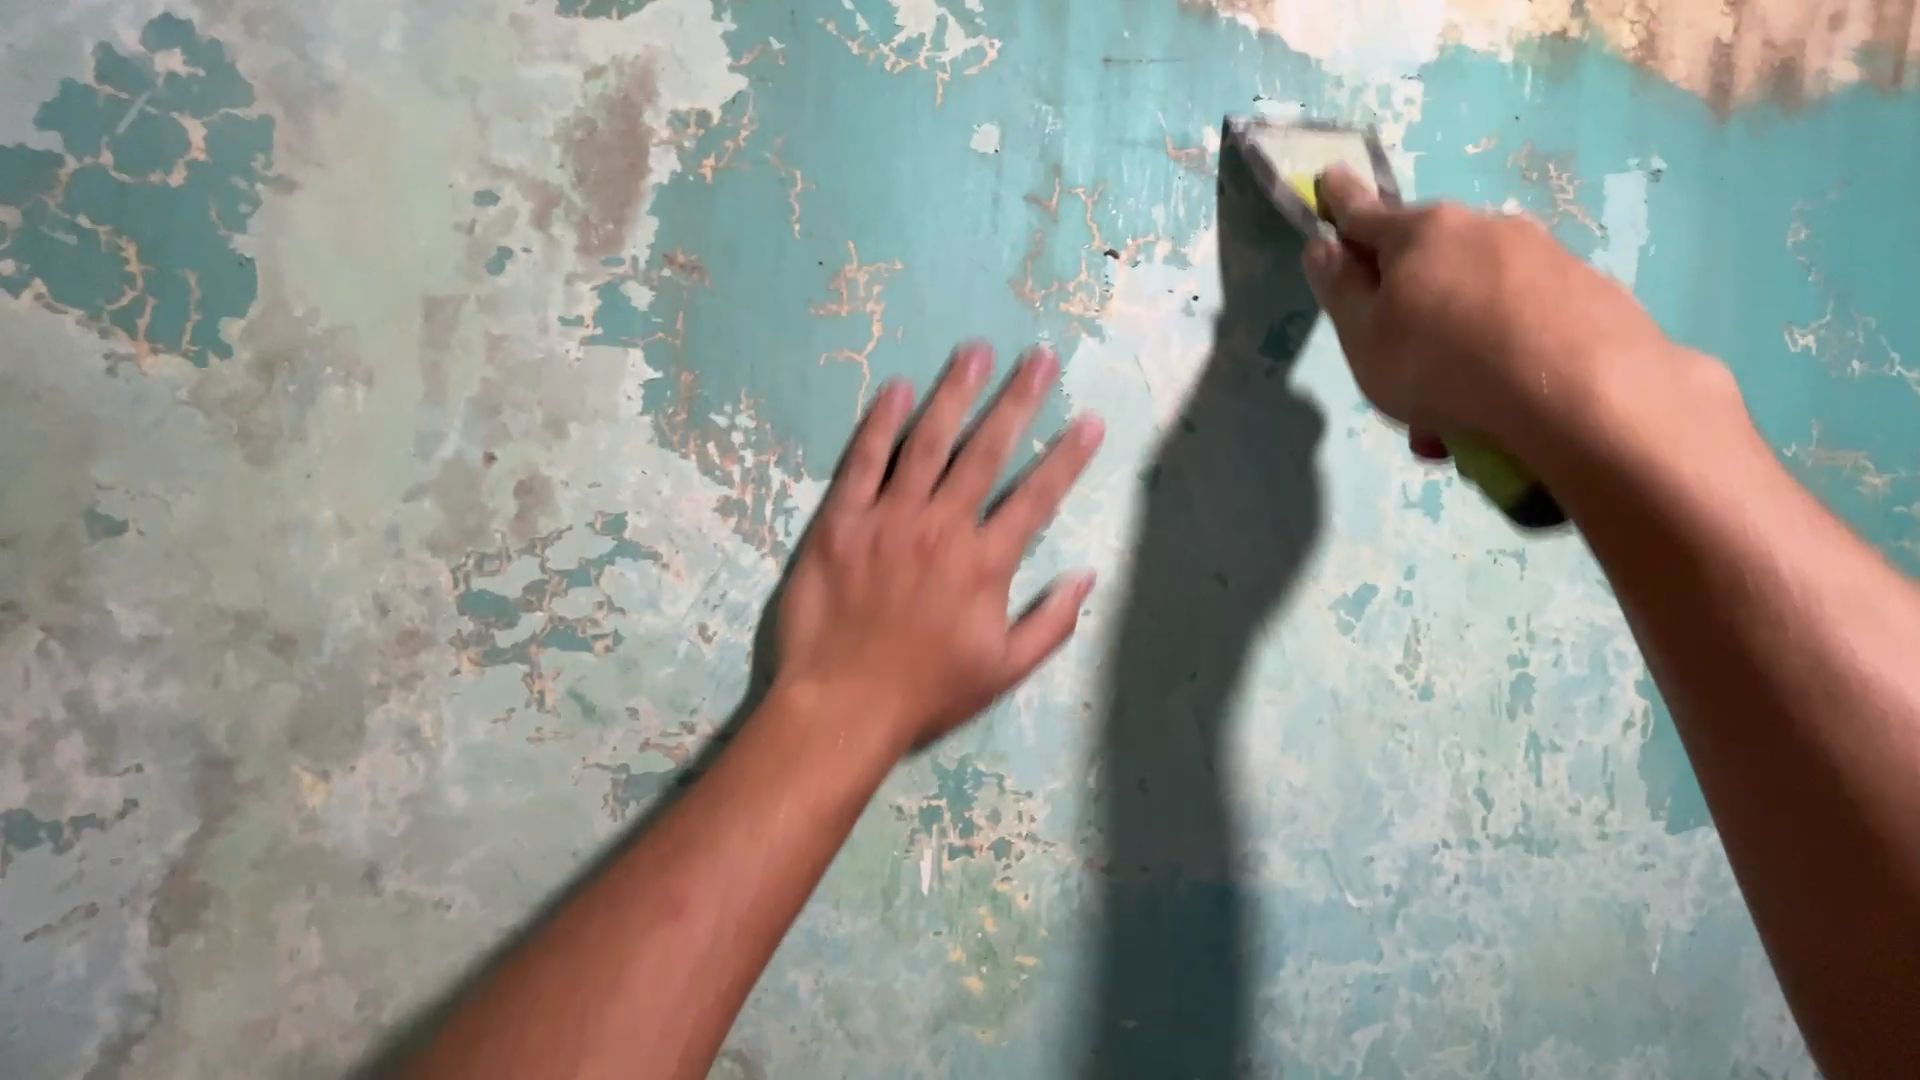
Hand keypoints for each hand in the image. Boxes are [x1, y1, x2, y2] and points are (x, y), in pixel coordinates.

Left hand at [772, 341, 1104, 752]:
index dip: (1067, 457)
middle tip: (1038, 357)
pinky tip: (896, 388)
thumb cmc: (925, 693)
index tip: (1090, 421)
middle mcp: (942, 527)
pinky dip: (880, 423)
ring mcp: (889, 519)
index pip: (1036, 497)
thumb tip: (1086, 577)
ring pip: (928, 443)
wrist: (842, 706)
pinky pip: (863, 462)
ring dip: (954, 394)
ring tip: (975, 352)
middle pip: (986, 452)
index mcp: (985, 563)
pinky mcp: (841, 522)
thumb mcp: (1003, 671)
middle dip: (1017, 401)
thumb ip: (1051, 624)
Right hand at [1301, 165, 1682, 458]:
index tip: (1328, 179)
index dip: (1339, 201)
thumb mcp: (1363, 338)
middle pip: (1425, 262)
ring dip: (1451, 345)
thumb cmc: (1442, 364)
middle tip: (1393, 368)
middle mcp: (1483, 228)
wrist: (1582, 394)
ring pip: (1472, 299)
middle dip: (1405, 307)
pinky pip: (1517, 321)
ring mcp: (1541, 255)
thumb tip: (1324, 247)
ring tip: (1448, 412)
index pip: (1365, 212)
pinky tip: (1496, 404)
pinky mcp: (1585, 289)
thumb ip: (1339, 291)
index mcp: (1422, 233)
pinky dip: (1497, 355)